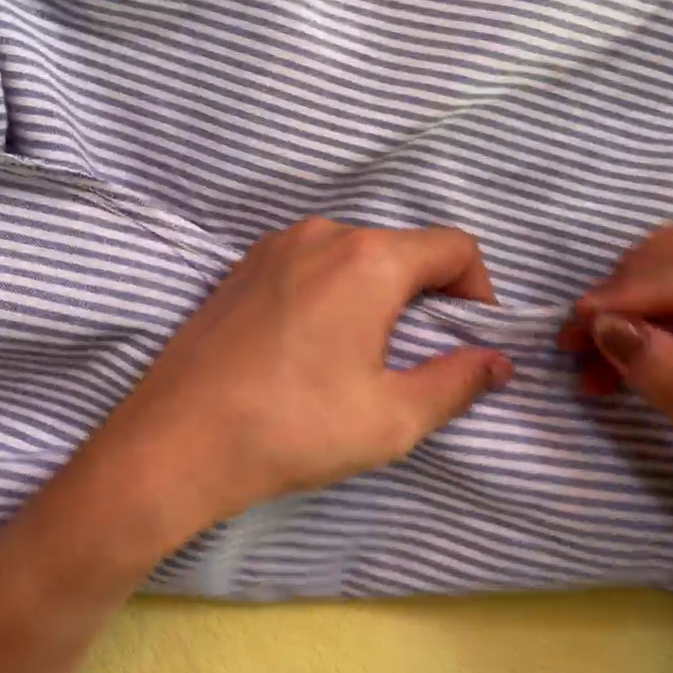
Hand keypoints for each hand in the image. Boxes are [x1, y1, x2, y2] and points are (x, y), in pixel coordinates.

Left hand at [0, 218, 511, 672]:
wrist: (176, 438)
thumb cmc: (293, 428)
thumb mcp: (392, 418)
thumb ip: (458, 381)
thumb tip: (497, 361)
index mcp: (368, 258)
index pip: (454, 247)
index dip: (478, 292)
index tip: (469, 340)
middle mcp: (322, 233)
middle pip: (403, 249)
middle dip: (427, 297)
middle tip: (417, 358)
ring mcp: (274, 245)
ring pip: (355, 256)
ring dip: (377, 295)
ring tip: (361, 357)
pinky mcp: (242, 266)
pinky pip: (310, 264)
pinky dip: (332, 292)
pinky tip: (310, 346)